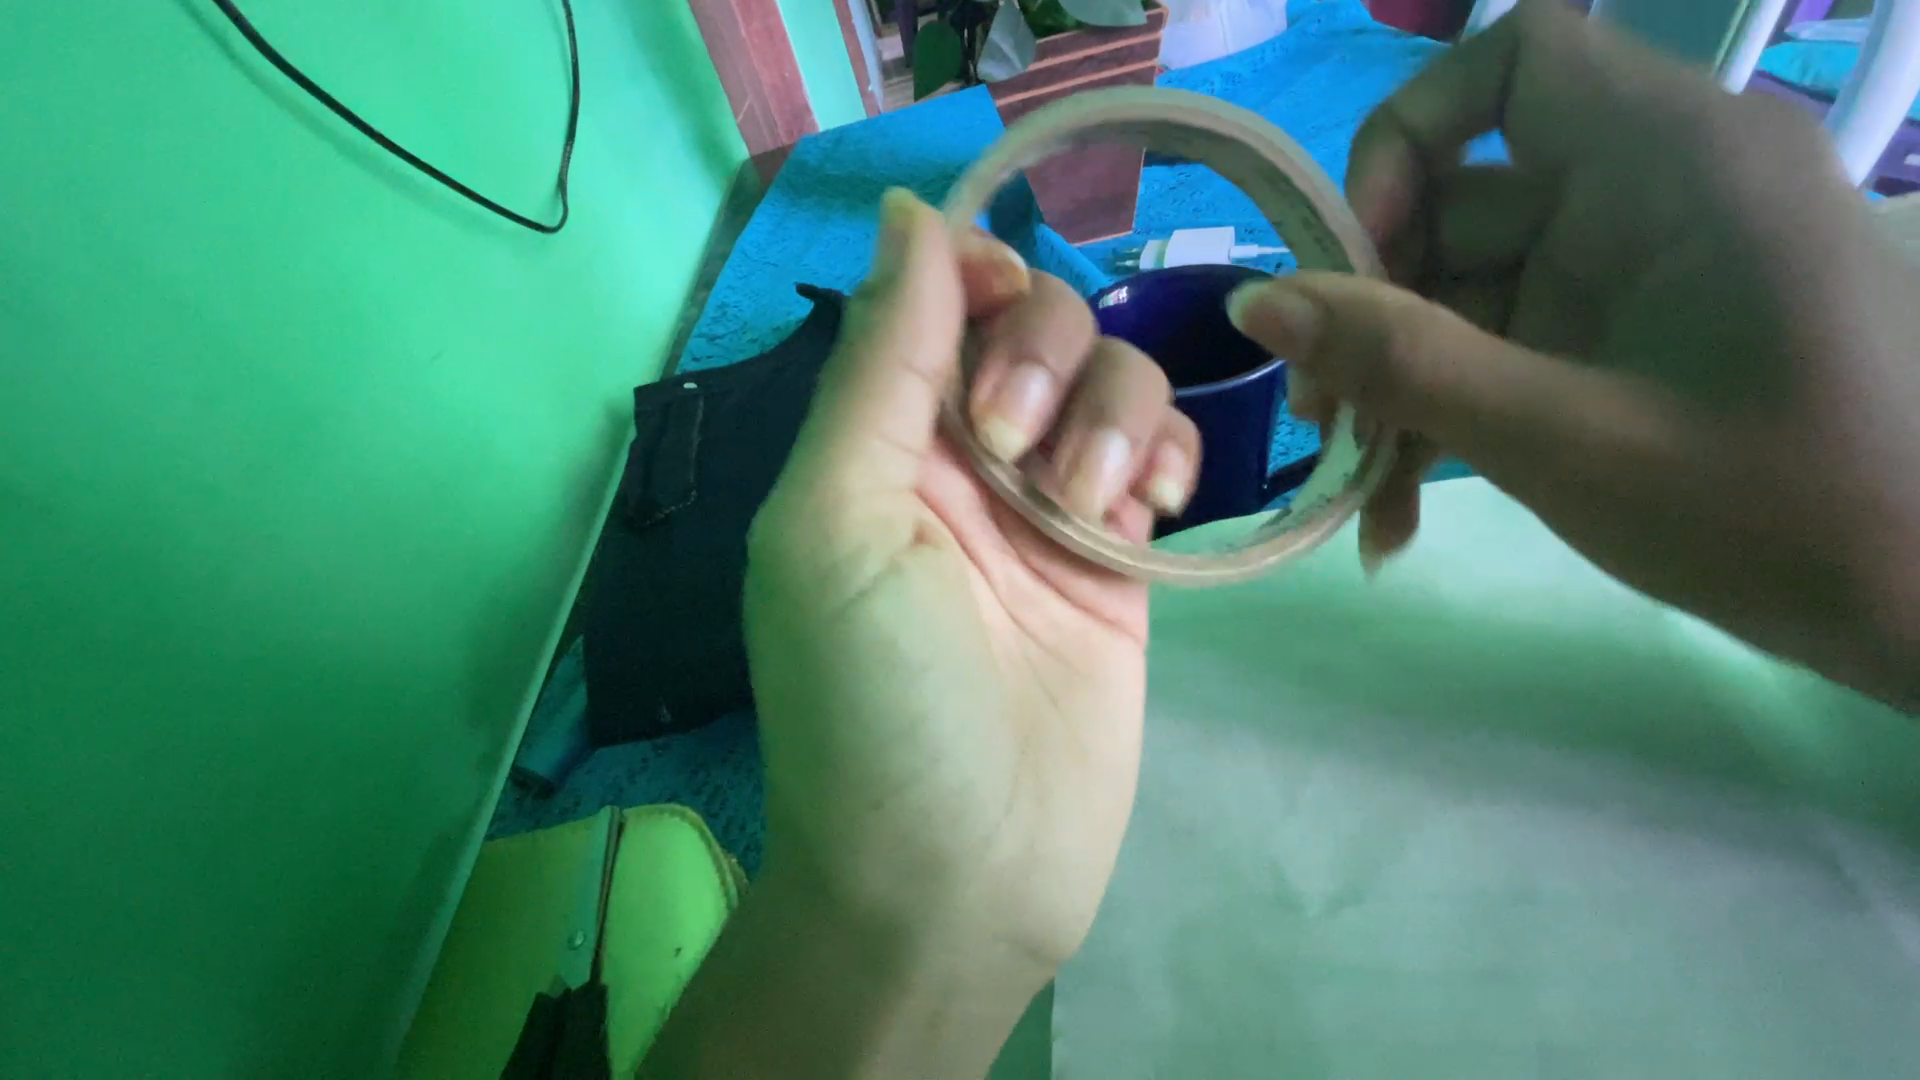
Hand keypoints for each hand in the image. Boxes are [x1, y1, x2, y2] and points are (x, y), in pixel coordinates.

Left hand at [644, 189, 1192, 1077]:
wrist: (957, 874)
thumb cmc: (872, 701)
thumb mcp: (836, 519)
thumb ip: (877, 367)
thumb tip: (903, 214)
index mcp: (875, 443)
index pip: (934, 303)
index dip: (976, 274)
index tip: (1002, 300)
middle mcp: (960, 463)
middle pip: (1033, 328)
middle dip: (1041, 359)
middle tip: (1018, 452)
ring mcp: (1046, 511)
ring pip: (1110, 383)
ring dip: (1111, 416)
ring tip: (1089, 509)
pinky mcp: (1118, 564)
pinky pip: (1159, 457)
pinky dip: (1164, 454)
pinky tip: (1149, 507)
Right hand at [1227, 0, 1919, 706]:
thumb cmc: (1770, 511)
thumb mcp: (1552, 436)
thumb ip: (1398, 361)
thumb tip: (1253, 302)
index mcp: (1667, 165)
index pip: (1510, 62)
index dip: (1405, 142)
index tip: (1357, 261)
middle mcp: (1640, 194)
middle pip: (1449, 209)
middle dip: (1368, 318)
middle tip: (1324, 421)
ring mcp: (1619, 272)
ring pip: (1451, 299)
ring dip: (1391, 392)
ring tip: (1362, 488)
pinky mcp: (1605, 336)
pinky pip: (1486, 351)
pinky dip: (1435, 421)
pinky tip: (1401, 510)